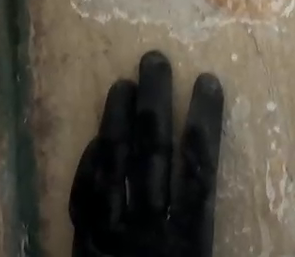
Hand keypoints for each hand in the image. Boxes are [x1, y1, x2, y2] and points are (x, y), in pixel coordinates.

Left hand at [70, 51, 225, 256]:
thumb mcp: (201, 255)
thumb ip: (203, 214)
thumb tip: (210, 169)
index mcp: (188, 238)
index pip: (199, 169)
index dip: (204, 122)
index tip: (207, 80)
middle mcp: (148, 231)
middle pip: (153, 155)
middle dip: (154, 103)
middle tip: (154, 58)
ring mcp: (112, 238)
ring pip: (114, 169)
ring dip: (117, 122)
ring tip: (123, 82)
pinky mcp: (84, 248)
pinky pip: (83, 201)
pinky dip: (90, 168)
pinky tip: (96, 140)